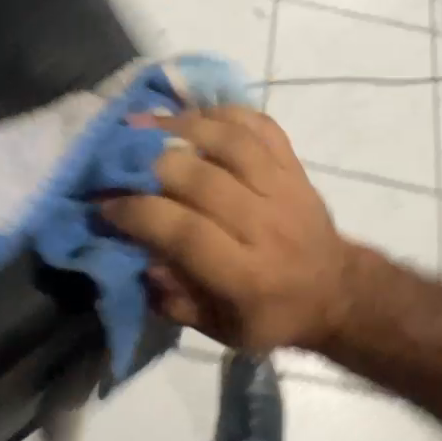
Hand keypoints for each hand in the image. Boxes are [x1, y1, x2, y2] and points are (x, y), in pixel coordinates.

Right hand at [101, 107, 352, 353]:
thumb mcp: (220, 329)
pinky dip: (225, 111)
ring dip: (183, 126)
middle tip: (117, 156)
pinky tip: (194, 112)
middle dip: (151, 164)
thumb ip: (174, 299)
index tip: (105, 204)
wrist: (336, 290)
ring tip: (146, 121)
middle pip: (203, 180)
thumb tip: (134, 258)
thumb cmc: (270, 313)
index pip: (186, 233)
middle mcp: (266, 225)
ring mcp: (283, 187)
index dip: (140, 214)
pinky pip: (259, 124)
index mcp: (247, 275)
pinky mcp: (293, 164)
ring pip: (231, 142)